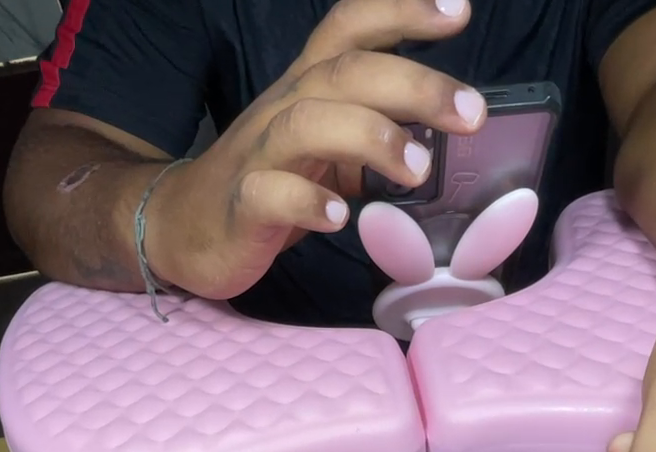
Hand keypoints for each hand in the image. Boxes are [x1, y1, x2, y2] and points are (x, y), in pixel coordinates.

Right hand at [144, 0, 483, 299]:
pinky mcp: (241, 206)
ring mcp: (258, 156)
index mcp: (307, 89)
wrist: (183, 226)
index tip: (460, 11)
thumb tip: (435, 144)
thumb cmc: (266, 183)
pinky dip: (309, 204)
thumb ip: (368, 138)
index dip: (402, 9)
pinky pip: (270, 196)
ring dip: (370, 138)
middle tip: (472, 114)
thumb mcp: (321, 150)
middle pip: (345, 72)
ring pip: (309, 123)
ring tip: (417, 169)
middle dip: (414, 85)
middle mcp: (283, 109)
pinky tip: (342, 219)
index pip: (351, 28)